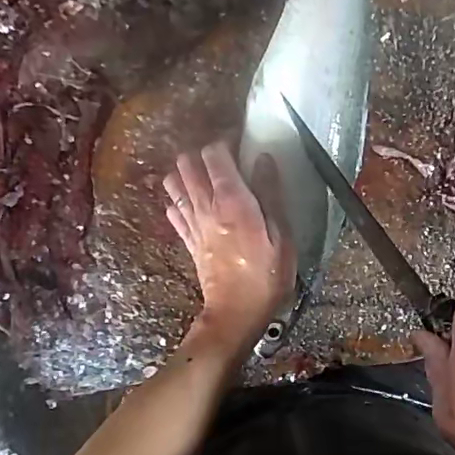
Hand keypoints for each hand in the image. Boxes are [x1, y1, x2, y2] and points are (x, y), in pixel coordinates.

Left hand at [163, 142, 293, 348]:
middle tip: (224, 160)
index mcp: (232, 201)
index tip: (241, 144)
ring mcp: (192, 223)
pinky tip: (195, 204)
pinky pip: (173, 209)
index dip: (225, 141)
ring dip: (187, 173)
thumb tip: (263, 159)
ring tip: (207, 179)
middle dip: (202, 153)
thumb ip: (270, 194)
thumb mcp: (281, 235)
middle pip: (187, 162)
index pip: (215, 153)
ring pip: (173, 182)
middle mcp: (205, 206)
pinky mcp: (187, 240)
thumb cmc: (267, 276)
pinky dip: (180, 199)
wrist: (236, 313)